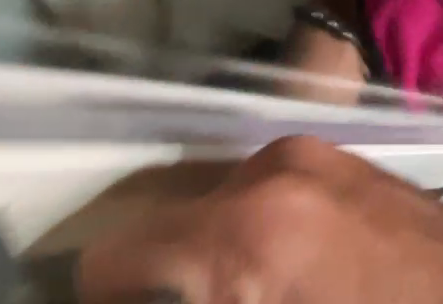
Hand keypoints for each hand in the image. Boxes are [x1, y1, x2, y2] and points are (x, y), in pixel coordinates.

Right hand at [77, 138, 442, 303]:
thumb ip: (199, 298)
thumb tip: (153, 292)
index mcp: (247, 229)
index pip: (113, 258)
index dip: (105, 300)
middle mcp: (268, 170)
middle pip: (163, 231)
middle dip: (162, 287)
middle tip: (196, 302)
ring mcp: (309, 154)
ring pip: (211, 211)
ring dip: (207, 264)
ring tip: (245, 293)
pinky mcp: (337, 157)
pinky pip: (260, 196)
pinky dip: (249, 240)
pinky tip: (284, 279)